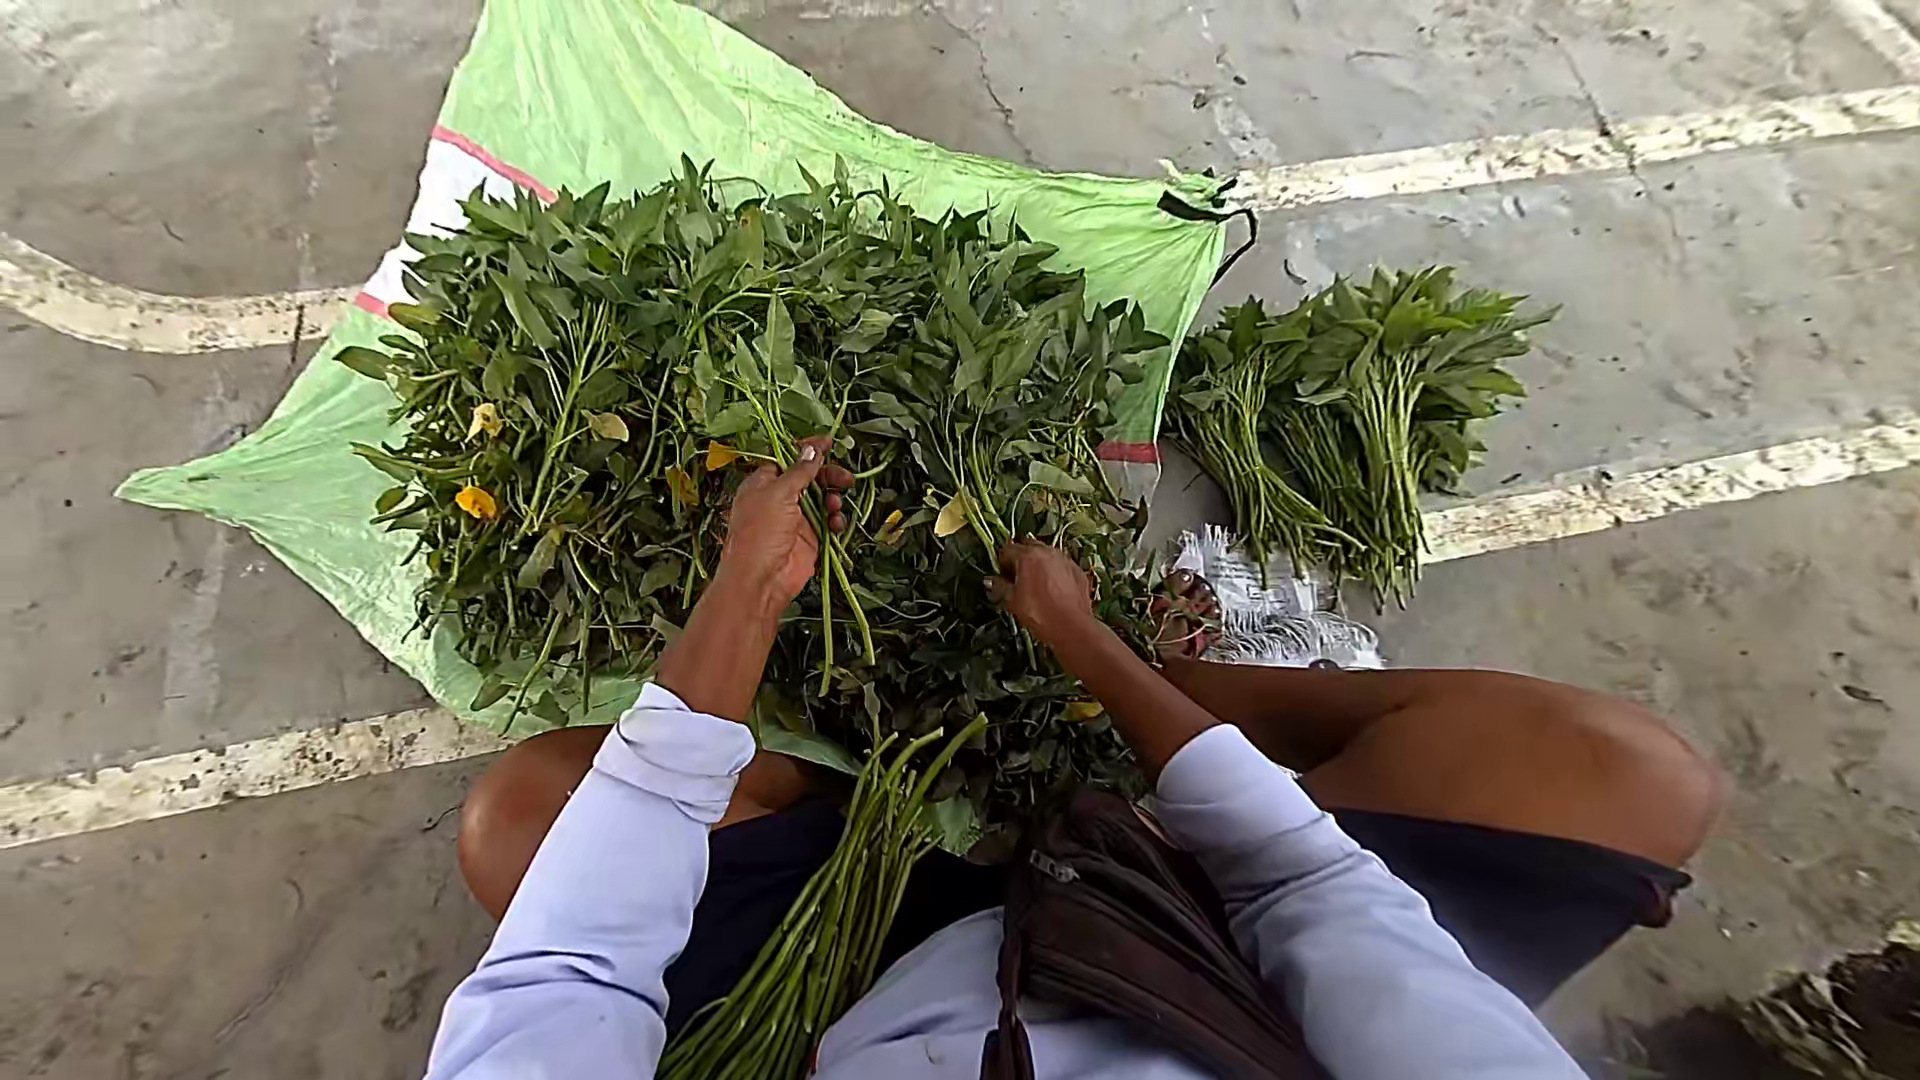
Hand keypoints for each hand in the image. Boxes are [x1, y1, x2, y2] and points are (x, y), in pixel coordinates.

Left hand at [715, 436, 853, 611]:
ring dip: (832, 499)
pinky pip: (828, 522)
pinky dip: (835, 520)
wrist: (762, 580)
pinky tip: (836, 523)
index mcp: (764, 483)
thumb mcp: (778, 493)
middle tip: (844, 478)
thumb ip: (799, 471)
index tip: (828, 443)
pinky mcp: (810, 538)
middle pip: (810, 478)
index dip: (807, 450)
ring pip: (822, 499)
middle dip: (828, 475)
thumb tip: (812, 449)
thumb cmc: (759, 534)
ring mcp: (796, 519)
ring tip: (835, 505)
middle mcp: (780, 499)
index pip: (788, 458)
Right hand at [985, 540, 1096, 645]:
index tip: (1002, 576)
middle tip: (1016, 578)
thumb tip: (991, 581)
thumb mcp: (1012, 601)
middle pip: (1028, 546)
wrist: (1071, 627)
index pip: (1007, 550)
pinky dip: (1054, 572)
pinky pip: (1061, 565)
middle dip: (1020, 559)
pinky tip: (1052, 589)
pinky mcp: (1077, 571)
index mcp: (1028, 556)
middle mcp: (1047, 552)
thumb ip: (1000, 586)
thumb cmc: (1041, 614)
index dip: (1001, 563)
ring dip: (1038, 564)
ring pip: (1046, 554)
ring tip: (1034, 584)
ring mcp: (1064, 560)